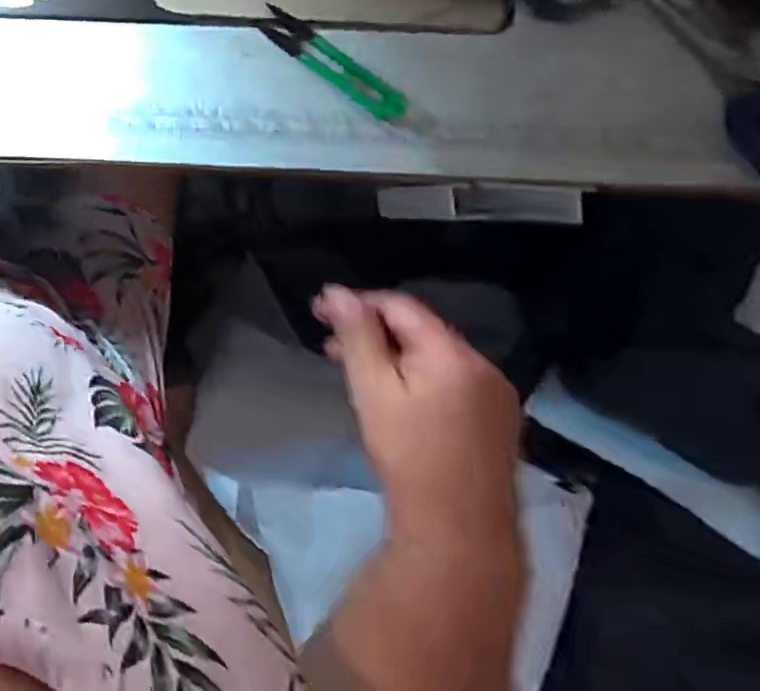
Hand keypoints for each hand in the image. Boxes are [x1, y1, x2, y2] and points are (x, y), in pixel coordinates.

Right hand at [314, 287, 521, 546]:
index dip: (357, 302)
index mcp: (454, 356)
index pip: (401, 305)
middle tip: (327, 342)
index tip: (317, 313)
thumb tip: (335, 292)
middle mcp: (484, 367)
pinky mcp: (493, 417)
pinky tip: (387, 390)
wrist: (458, 521)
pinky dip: (411, 371)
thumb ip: (356, 335)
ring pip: (431, 353)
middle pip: (419, 328)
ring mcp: (494, 394)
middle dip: (370, 327)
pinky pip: (446, 376)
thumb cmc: (406, 448)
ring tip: (350, 366)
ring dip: (388, 350)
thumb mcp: (371, 386)